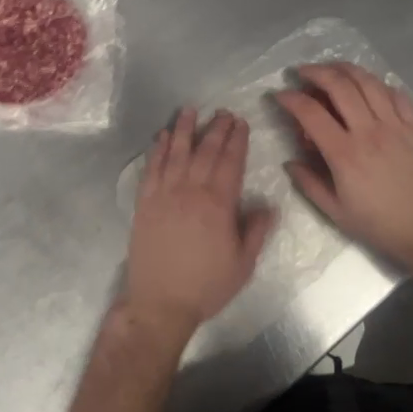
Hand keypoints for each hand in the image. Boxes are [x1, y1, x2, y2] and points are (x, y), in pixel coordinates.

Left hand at [122, 108, 275, 336]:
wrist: (160, 302)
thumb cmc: (206, 286)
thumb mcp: (243, 265)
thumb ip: (255, 232)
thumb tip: (268, 206)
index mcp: (218, 204)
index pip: (230, 162)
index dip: (237, 140)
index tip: (241, 123)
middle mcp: (191, 191)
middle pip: (205, 151)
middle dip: (216, 128)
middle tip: (223, 112)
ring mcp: (164, 194)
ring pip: (176, 152)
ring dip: (184, 129)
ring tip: (190, 110)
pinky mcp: (144, 202)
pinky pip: (151, 168)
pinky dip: (157, 149)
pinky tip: (162, 136)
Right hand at [276, 63, 412, 286]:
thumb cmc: (381, 226)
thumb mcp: (337, 213)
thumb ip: (309, 184)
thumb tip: (290, 163)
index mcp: (345, 155)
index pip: (311, 113)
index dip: (290, 98)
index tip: (279, 95)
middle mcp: (369, 132)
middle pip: (339, 86)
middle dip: (315, 72)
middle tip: (301, 72)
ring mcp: (395, 126)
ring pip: (368, 82)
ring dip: (345, 69)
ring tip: (332, 69)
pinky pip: (395, 94)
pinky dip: (378, 84)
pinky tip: (369, 87)